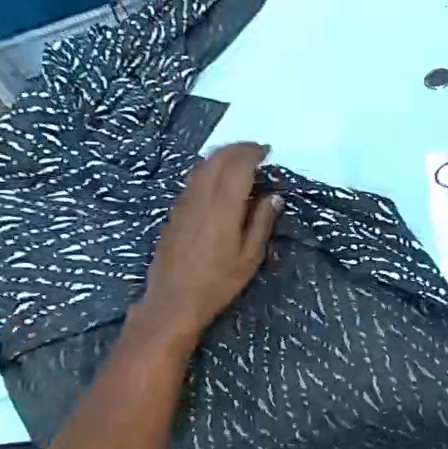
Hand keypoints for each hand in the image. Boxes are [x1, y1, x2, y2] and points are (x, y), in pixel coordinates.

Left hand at [132, 142, 280, 346]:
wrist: (174, 299)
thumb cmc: (218, 282)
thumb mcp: (250, 257)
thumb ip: (261, 223)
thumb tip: (273, 197)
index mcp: (223, 208)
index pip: (238, 166)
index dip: (253, 154)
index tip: (267, 151)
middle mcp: (201, 197)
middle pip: (217, 159)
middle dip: (237, 149)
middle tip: (256, 151)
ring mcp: (184, 202)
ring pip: (202, 166)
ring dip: (221, 156)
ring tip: (239, 159)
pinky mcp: (175, 211)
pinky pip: (193, 179)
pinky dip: (209, 169)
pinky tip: (218, 179)